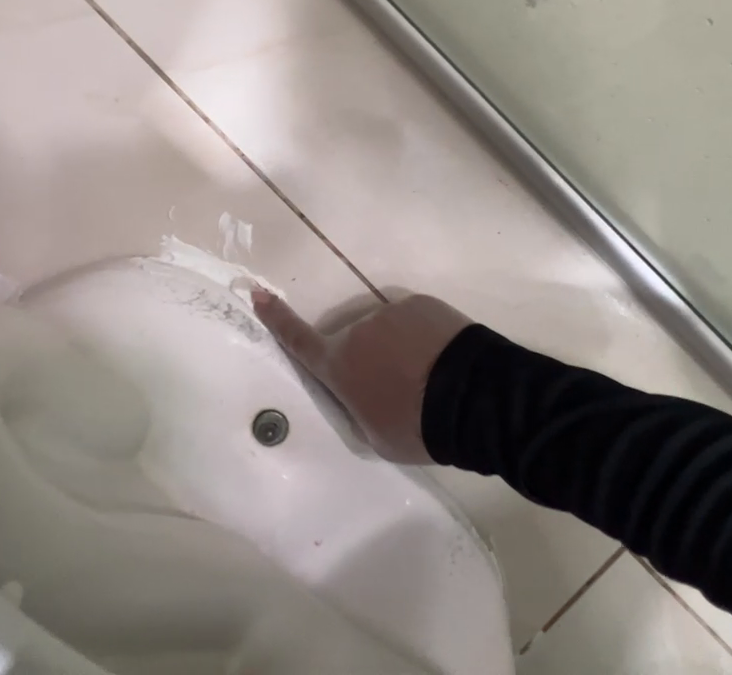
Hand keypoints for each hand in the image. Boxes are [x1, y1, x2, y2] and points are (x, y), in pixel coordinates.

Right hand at [250, 289, 473, 463]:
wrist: (472, 400)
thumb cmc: (416, 428)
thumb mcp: (375, 436)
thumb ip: (358, 408)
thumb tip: (361, 392)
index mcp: (340, 364)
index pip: (299, 340)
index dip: (277, 318)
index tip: (259, 294)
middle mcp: (358, 330)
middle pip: (352, 339)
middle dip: (364, 356)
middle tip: (394, 386)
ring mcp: (391, 312)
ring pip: (385, 329)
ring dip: (395, 346)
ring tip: (427, 376)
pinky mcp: (421, 303)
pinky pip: (413, 320)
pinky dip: (420, 336)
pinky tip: (442, 359)